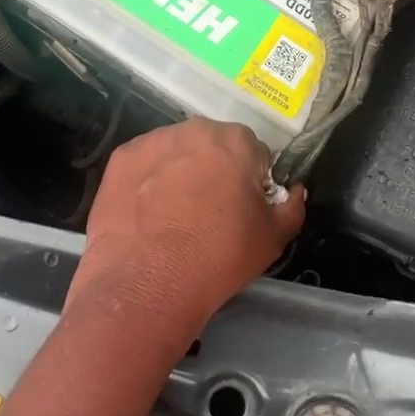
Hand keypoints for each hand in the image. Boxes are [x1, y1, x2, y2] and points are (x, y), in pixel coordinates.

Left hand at [69, 119, 305, 333]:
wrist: (146, 285)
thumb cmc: (218, 259)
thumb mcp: (273, 239)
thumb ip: (292, 207)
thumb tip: (294, 192)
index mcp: (237, 141)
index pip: (255, 153)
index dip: (251, 182)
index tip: (242, 209)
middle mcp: (195, 130)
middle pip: (213, 146)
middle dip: (215, 171)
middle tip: (210, 213)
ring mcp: (153, 141)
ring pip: (177, 152)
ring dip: (180, 172)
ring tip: (174, 217)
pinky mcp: (120, 159)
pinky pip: (144, 164)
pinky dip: (147, 181)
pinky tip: (147, 215)